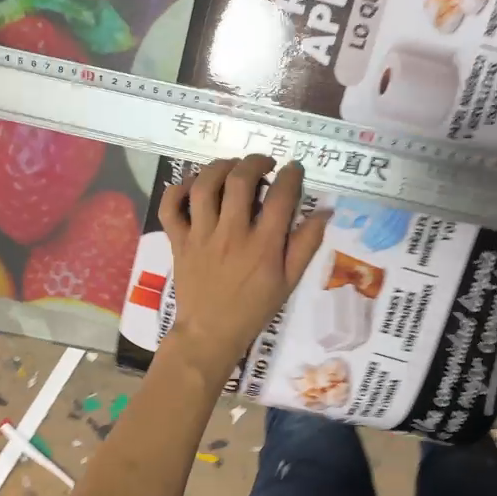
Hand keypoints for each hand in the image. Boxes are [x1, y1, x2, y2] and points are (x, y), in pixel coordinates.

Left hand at [159, 156, 329, 379]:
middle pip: (240, 181)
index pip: (281, 197)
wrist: (210, 333)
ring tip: (231, 168)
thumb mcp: (288, 281)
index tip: (293, 169)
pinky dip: (178, 188)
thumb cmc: (253, 309)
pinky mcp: (179, 241)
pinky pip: (170, 206)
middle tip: (263, 164)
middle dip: (255, 162)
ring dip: (219, 167)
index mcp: (263, 246)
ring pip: (205, 186)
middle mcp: (232, 234)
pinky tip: (193, 185)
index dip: (290, 175)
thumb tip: (325, 211)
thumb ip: (306, 245)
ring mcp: (201, 236)